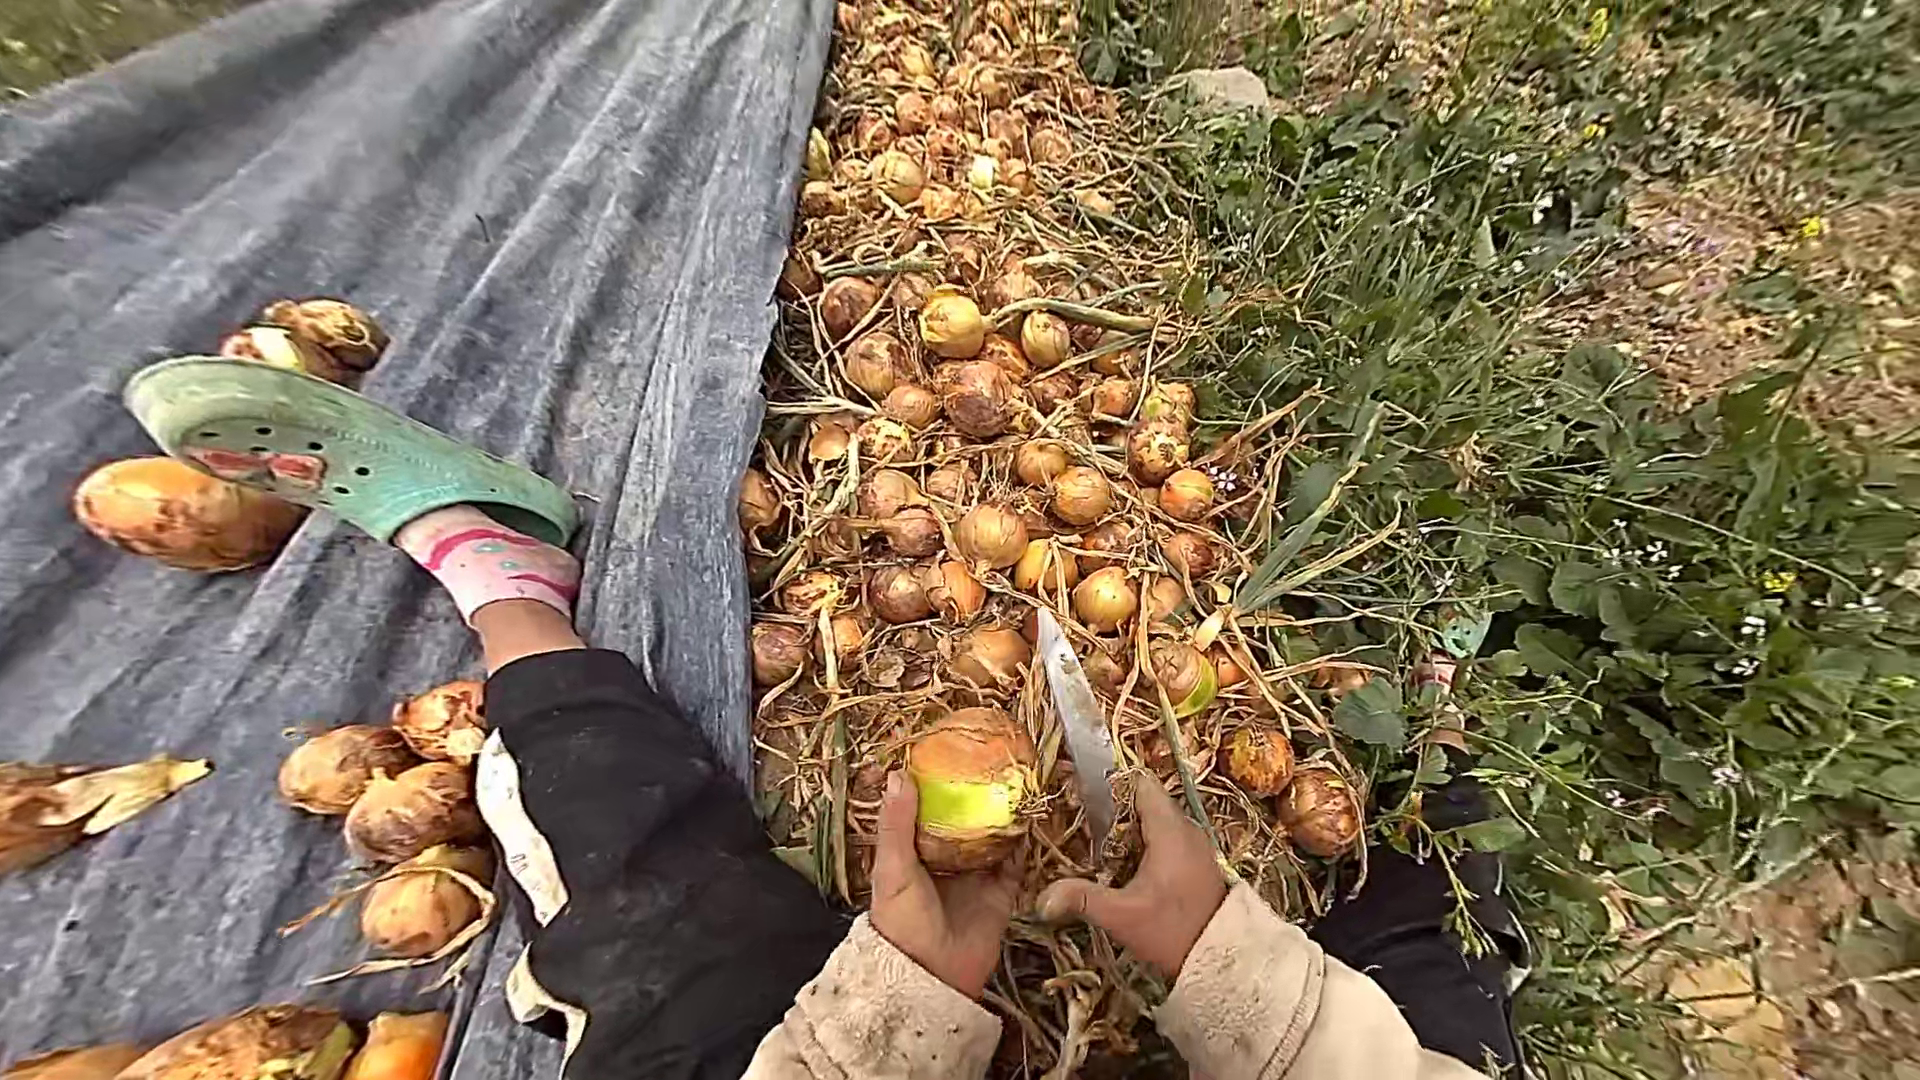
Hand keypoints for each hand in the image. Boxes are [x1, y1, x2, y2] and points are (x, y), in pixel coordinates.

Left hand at [869, 771, 1019, 997]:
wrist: (931, 981)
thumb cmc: (902, 920)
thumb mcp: (892, 867)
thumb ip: (896, 823)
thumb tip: (898, 773)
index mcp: (920, 847)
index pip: (931, 806)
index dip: (940, 780)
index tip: (952, 747)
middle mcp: (950, 855)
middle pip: (967, 816)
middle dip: (979, 792)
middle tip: (994, 757)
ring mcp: (977, 872)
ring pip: (995, 834)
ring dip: (1004, 812)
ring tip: (1018, 779)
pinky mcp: (1001, 891)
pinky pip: (1017, 861)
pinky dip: (1024, 841)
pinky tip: (1030, 818)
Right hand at [1037, 775, 1227, 978]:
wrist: (1228, 966)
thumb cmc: (1174, 932)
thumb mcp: (1123, 916)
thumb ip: (1083, 900)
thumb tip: (1041, 899)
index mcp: (1169, 829)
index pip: (1140, 782)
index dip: (1112, 783)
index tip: (1086, 795)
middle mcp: (1186, 827)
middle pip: (1146, 798)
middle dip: (1116, 807)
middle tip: (1087, 822)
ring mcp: (1196, 843)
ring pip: (1157, 816)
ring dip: (1132, 824)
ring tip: (1102, 840)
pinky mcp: (1199, 860)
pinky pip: (1168, 833)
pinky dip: (1148, 838)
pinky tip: (1129, 861)